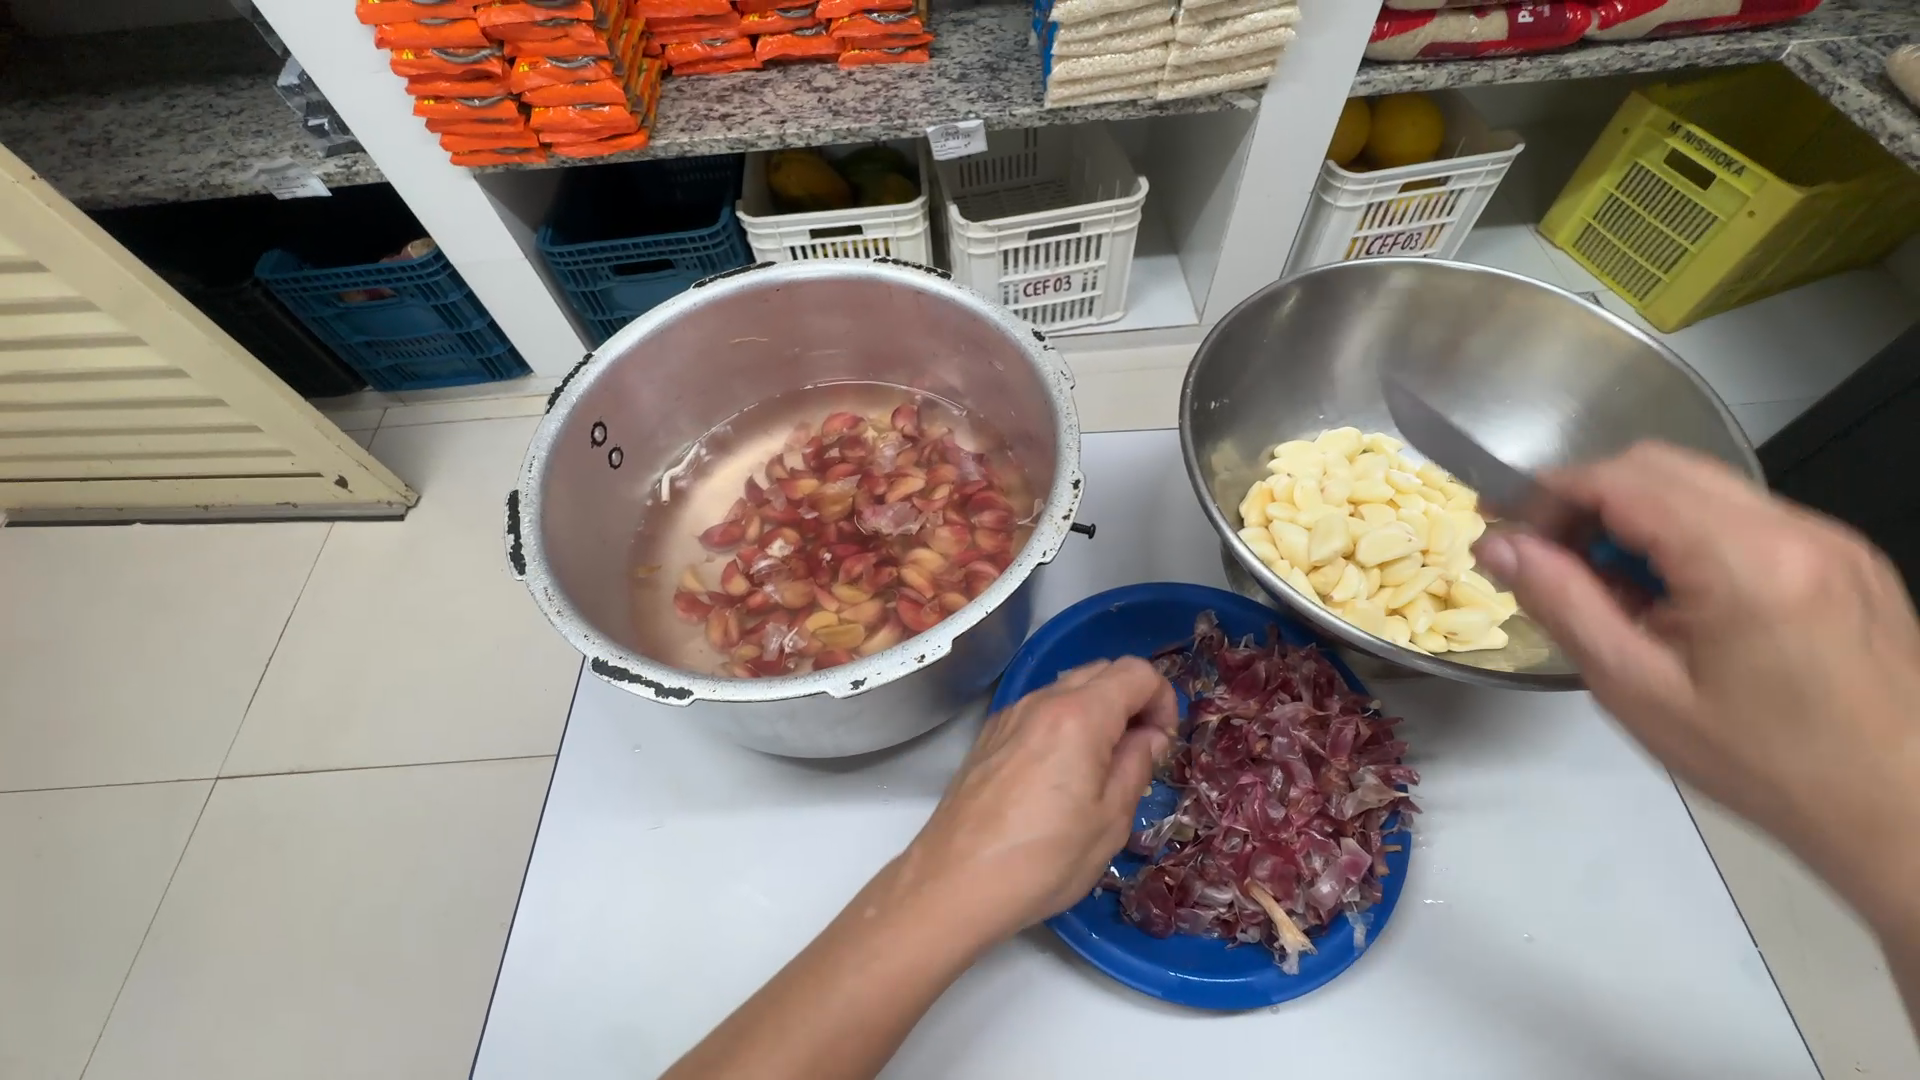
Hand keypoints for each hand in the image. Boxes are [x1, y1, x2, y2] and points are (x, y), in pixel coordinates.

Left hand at [895, 657, 1179, 944]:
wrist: (956, 881)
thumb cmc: (1043, 859)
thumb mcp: (1110, 820)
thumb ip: (1137, 764)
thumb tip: (1149, 736)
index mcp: (1079, 715)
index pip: (1136, 672)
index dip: (1162, 700)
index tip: (1163, 742)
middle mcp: (1041, 701)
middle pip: (1101, 671)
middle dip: (1131, 700)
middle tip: (1138, 753)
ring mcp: (1010, 715)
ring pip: (1067, 687)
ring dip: (1096, 710)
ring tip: (1100, 766)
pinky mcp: (990, 735)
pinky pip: (1038, 710)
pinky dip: (1063, 722)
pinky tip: (1060, 773)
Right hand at [1473, 442, 1919, 928]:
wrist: (1905, 812)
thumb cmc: (1758, 760)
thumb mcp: (1632, 684)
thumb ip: (1559, 600)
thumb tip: (1495, 545)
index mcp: (1746, 560)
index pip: (1621, 480)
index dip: (1547, 495)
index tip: (1504, 532)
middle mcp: (1797, 530)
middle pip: (1657, 466)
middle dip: (1583, 499)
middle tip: (1543, 556)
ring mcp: (1830, 541)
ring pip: (1696, 485)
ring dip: (1628, 516)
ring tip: (1601, 584)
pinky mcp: (1843, 561)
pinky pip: (1737, 516)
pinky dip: (1676, 534)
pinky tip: (1664, 596)